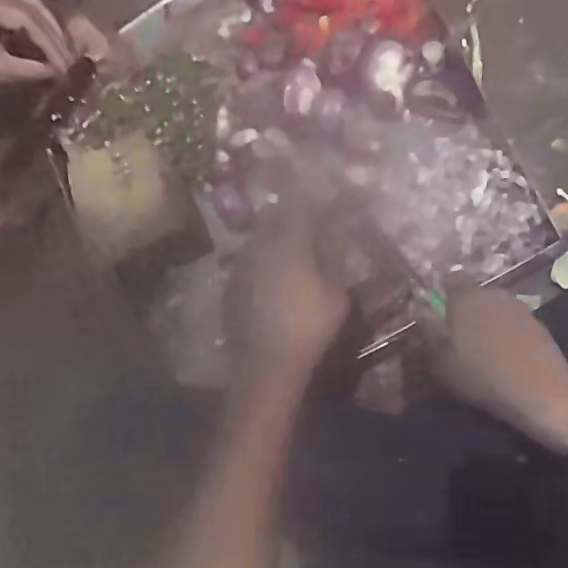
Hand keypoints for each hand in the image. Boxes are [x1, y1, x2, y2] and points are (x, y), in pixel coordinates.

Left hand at [0, 0, 75, 83]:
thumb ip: (26, 69)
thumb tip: (55, 73)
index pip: (31, 20)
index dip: (53, 47)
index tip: (67, 70)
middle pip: (34, 6)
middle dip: (56, 37)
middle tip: (70, 63)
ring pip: (27, 3)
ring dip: (48, 30)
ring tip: (60, 55)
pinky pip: (16, 6)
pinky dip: (35, 25)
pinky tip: (42, 44)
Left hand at [226, 210, 351, 383]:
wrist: (266, 365)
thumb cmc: (310, 329)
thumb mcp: (337, 297)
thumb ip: (335, 262)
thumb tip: (335, 239)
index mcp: (289, 242)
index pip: (301, 206)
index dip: (315, 202)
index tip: (329, 202)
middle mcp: (259, 245)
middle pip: (272, 217)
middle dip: (290, 216)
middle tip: (308, 226)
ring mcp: (239, 266)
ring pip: (257, 240)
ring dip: (273, 241)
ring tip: (291, 255)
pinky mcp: (229, 287)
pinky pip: (248, 265)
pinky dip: (262, 265)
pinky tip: (273, 282)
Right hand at [423, 285, 567, 453]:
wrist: (542, 392)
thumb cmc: (482, 377)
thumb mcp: (442, 360)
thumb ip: (428, 330)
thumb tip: (419, 307)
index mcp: (466, 296)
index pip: (450, 280)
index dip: (443, 295)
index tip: (439, 316)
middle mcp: (494, 293)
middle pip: (475, 295)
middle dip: (466, 312)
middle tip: (460, 340)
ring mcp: (520, 307)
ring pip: (496, 310)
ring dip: (488, 324)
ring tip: (484, 353)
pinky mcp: (539, 325)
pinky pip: (513, 325)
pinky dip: (507, 336)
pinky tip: (506, 359)